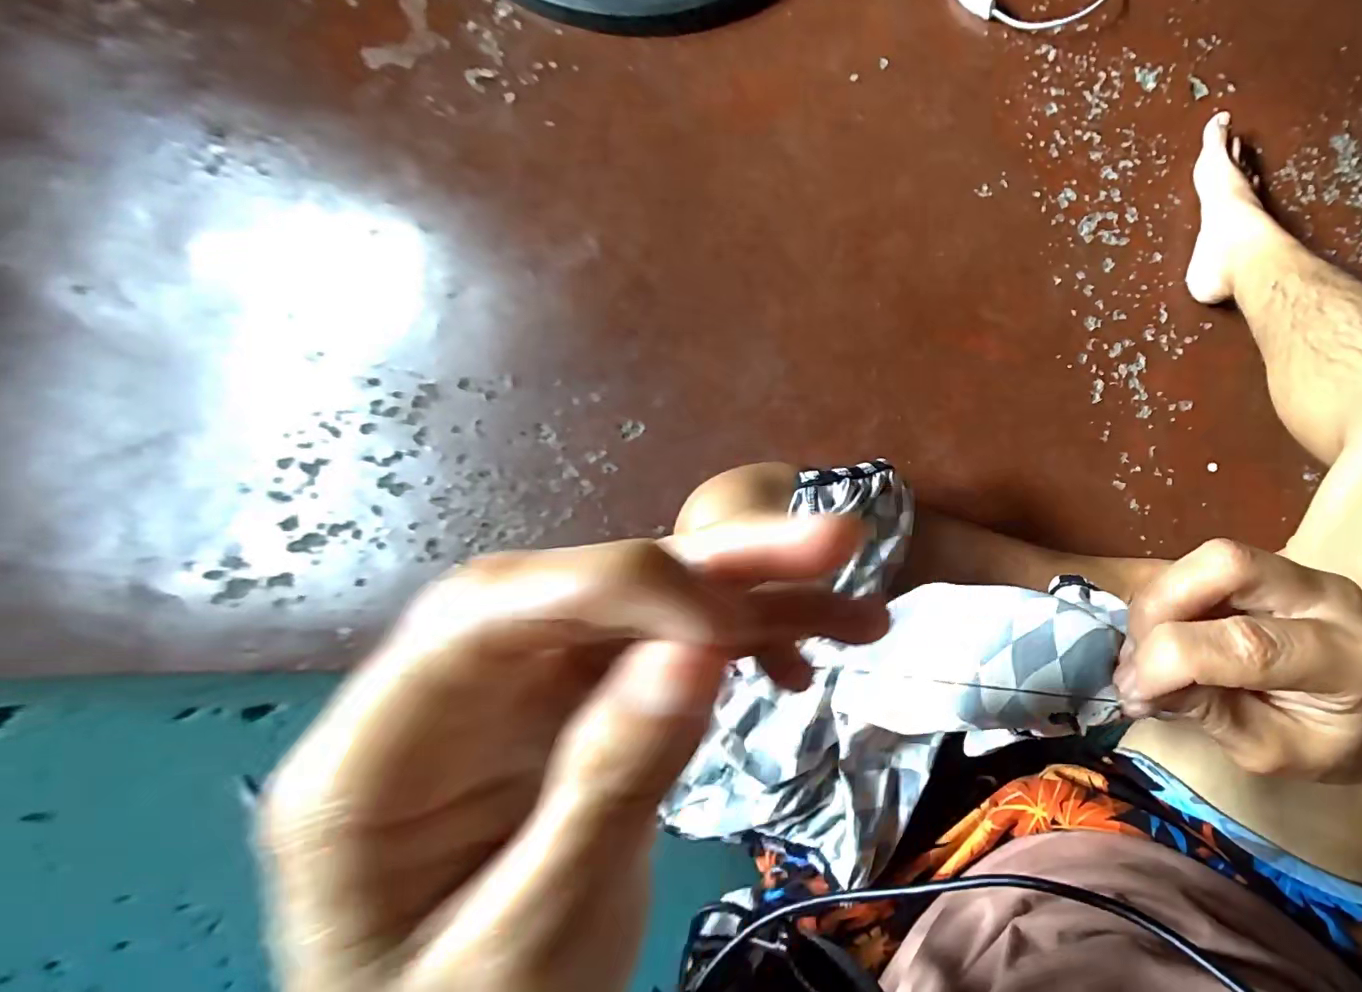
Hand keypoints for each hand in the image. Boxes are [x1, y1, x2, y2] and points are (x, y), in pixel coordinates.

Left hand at [257, 516, 886, 991]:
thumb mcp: (537, 937)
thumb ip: (607, 787)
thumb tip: (696, 651)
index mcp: (382, 756)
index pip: (488, 612)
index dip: (619, 588)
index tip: (730, 625)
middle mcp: (461, 693)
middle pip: (591, 587)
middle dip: (719, 563)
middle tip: (835, 541)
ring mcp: (533, 690)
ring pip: (654, 607)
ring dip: (761, 602)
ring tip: (862, 617)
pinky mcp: (592, 698)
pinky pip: (678, 646)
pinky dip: (749, 645)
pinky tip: (800, 665)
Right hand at [1114, 539, 1361, 780]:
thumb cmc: (1325, 745)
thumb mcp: (1268, 753)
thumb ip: (1207, 712)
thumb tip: (1138, 684)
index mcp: (1347, 660)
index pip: (1248, 643)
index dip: (1172, 658)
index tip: (1132, 690)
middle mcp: (1331, 597)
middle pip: (1229, 564)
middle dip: (1162, 605)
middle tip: (1136, 655)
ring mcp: (1303, 570)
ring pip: (1211, 557)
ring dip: (1158, 600)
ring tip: (1145, 650)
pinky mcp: (1275, 562)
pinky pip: (1206, 564)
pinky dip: (1169, 596)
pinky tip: (1162, 633)